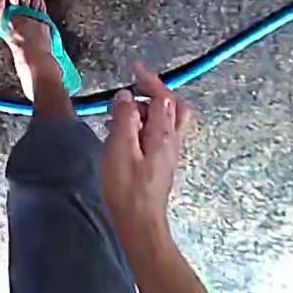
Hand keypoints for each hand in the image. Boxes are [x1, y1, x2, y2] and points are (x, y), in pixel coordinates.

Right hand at [100, 61, 196, 254]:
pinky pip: (155, 134)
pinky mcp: (159, 164)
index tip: (134, 68)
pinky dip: (140, 124)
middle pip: (175, 109)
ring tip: (117, 114)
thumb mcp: (120, 148)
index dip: (149, 80)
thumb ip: (125, 118)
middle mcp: (171, 142)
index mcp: (163, 135)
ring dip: (144, 110)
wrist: (138, 224)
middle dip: (155, 94)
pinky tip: (120, 132)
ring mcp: (167, 154)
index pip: (163, 98)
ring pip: (165, 121)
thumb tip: (127, 96)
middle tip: (132, 91)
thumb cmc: (127, 187)